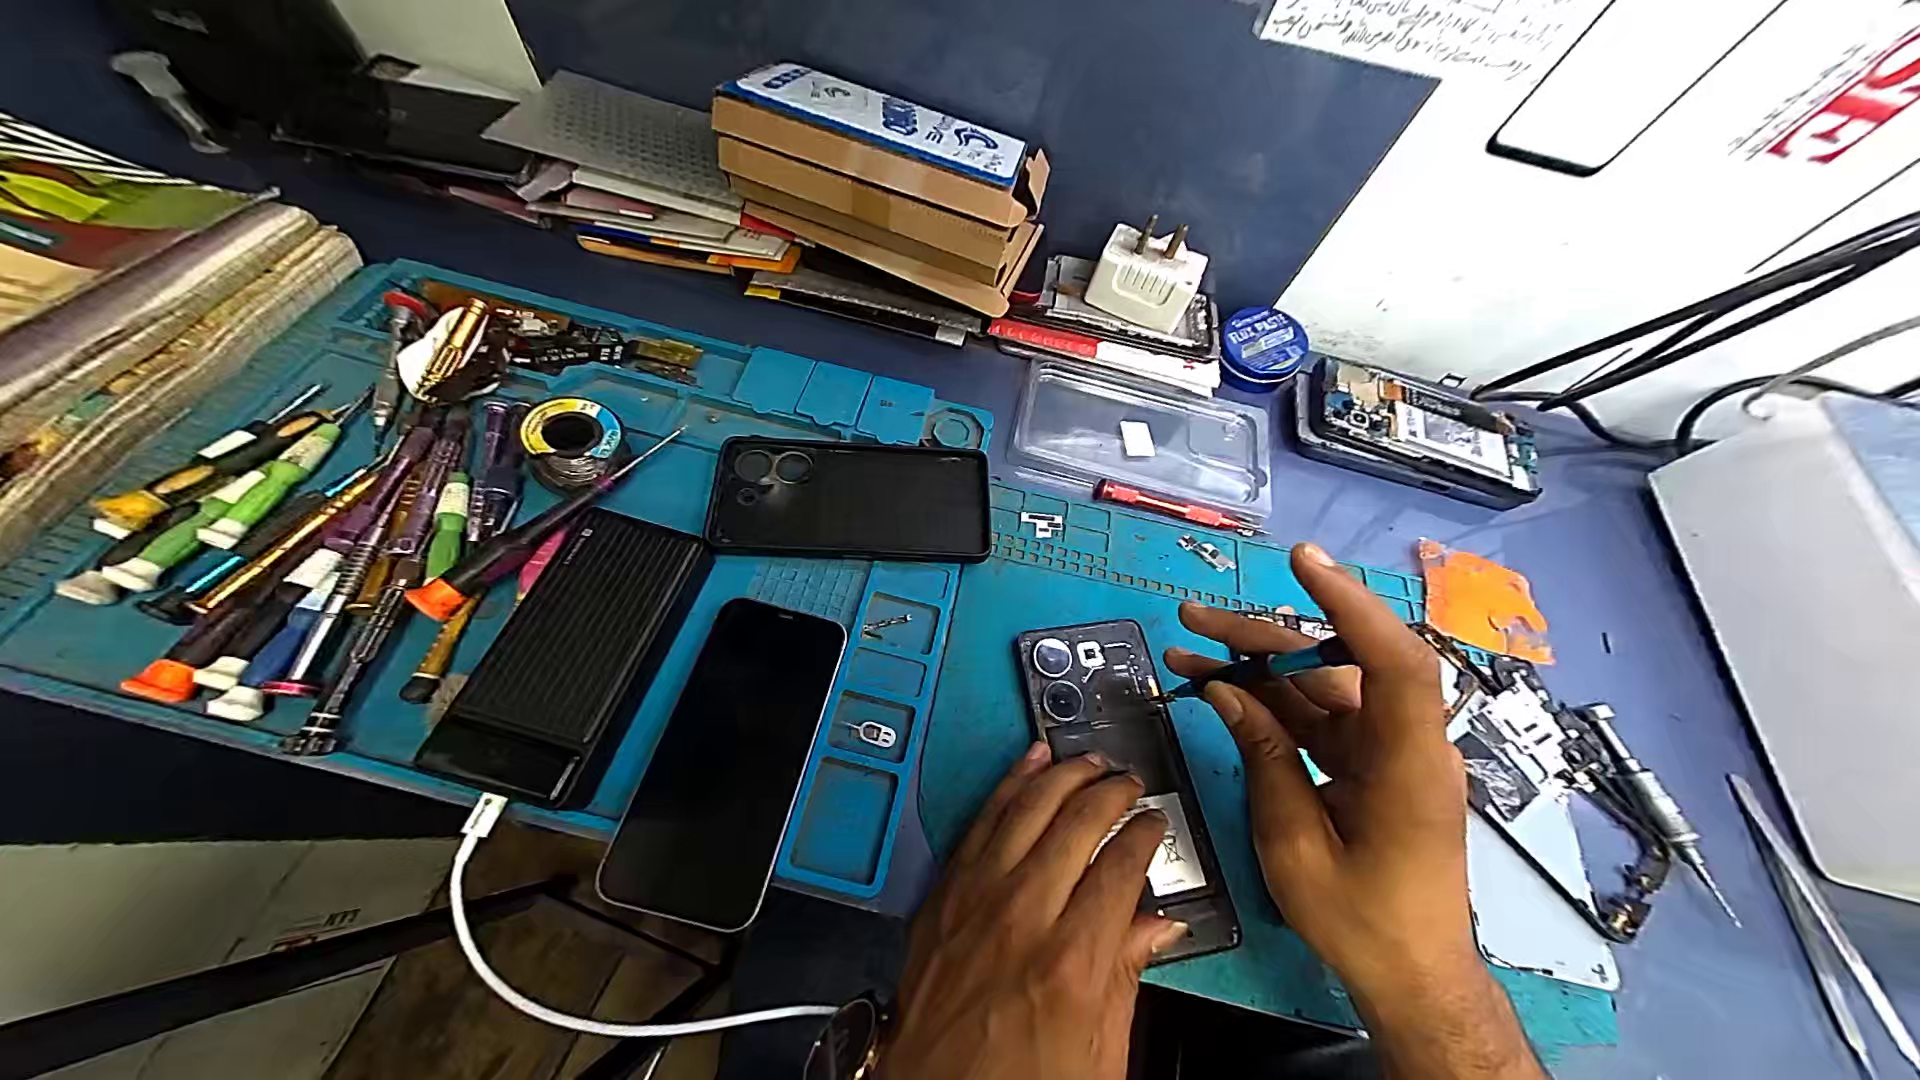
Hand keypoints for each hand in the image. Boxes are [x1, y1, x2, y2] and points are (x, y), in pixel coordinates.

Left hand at [879, 746, 1188, 1079]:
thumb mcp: (1098, 1051)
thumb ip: (1127, 973)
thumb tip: (1159, 923)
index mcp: (1071, 961)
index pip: (1121, 868)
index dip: (1145, 836)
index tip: (1154, 824)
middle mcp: (1024, 914)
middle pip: (1078, 823)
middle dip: (1112, 792)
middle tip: (1130, 783)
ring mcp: (980, 893)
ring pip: (1030, 806)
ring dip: (1064, 774)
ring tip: (1090, 760)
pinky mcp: (949, 887)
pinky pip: (984, 817)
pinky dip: (1011, 781)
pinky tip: (1031, 761)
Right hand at [1167, 543, 1543, 1079]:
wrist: (1408, 973)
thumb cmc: (1362, 921)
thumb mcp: (1295, 842)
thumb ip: (1266, 757)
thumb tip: (1228, 692)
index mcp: (1406, 764)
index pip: (1393, 661)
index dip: (1350, 604)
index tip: (1302, 563)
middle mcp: (1399, 741)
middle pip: (1329, 664)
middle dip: (1258, 637)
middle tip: (1193, 618)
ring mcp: (1379, 747)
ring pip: (1310, 684)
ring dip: (1249, 667)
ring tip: (1186, 652)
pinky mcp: (1360, 757)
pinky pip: (1307, 714)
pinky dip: (1262, 701)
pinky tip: (1215, 691)